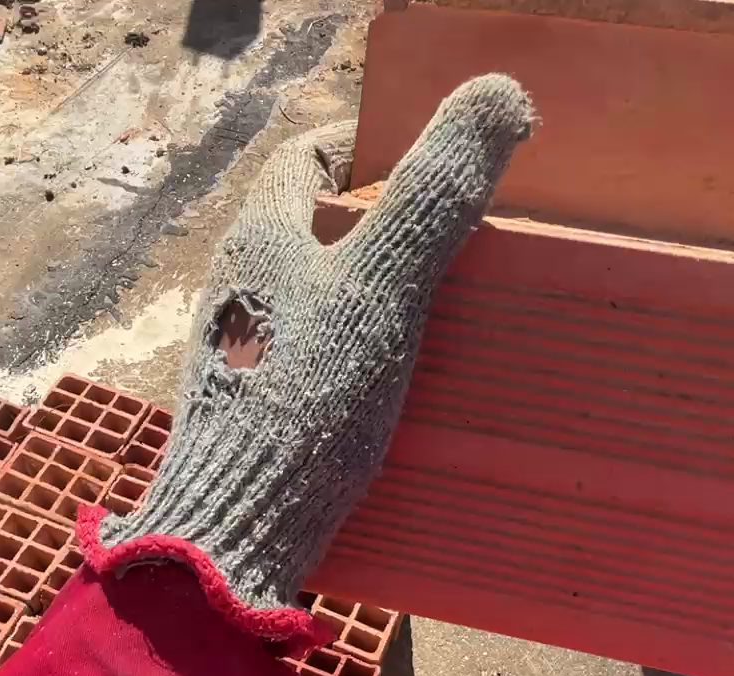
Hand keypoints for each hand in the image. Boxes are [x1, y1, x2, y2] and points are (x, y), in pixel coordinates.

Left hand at [96, 74, 534, 612]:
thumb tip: (499, 94)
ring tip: (419, 320)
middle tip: (436, 250)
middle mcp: (235, 287)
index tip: (414, 164)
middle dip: (367, 227)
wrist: (239, 522)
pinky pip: (298, 354)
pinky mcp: (242, 405)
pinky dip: (339, 351)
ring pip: (302, 296)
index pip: (304, 159)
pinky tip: (373, 387)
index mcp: (259, 240)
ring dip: (355, 294)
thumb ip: (432, 199)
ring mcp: (234, 349)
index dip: (358, 147)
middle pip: (305, 229)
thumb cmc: (307, 398)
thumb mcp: (381, 292)